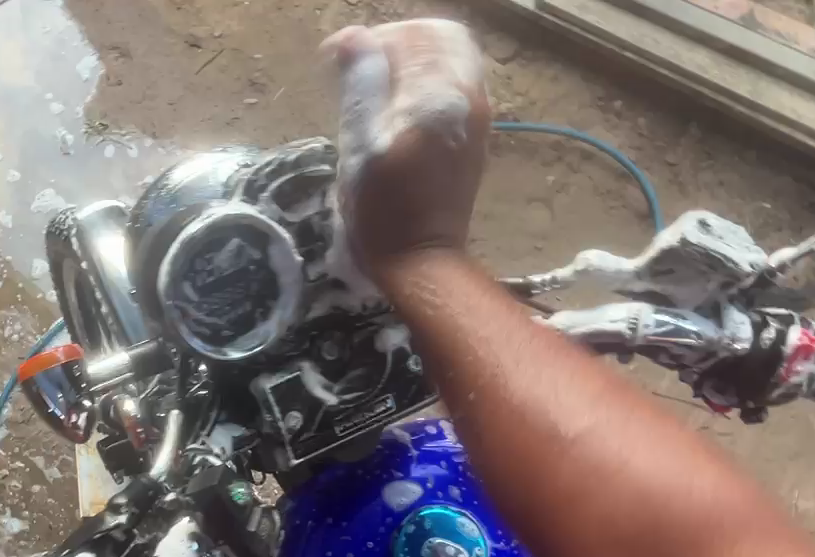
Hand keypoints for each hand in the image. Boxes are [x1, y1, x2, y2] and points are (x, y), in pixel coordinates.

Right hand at [324, 20, 491, 285]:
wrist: (421, 263)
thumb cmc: (382, 213)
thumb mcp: (359, 151)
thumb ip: (361, 88)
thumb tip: (355, 39)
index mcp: (437, 95)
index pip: (410, 36)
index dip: (370, 42)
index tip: (336, 62)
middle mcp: (468, 96)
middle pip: (438, 39)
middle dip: (396, 45)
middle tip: (359, 70)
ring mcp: (477, 119)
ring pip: (450, 62)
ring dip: (412, 65)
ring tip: (376, 92)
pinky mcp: (474, 140)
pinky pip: (456, 89)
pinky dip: (426, 87)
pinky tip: (398, 115)